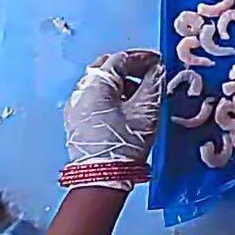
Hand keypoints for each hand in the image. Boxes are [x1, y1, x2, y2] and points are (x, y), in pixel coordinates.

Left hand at [62, 49, 164, 189]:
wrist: (103, 177)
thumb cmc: (126, 140)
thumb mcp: (147, 108)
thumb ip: (154, 82)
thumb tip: (157, 69)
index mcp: (96, 84)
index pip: (120, 59)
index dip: (142, 57)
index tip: (159, 61)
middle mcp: (81, 91)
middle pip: (106, 68)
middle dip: (129, 67)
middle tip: (149, 71)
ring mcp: (75, 106)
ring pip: (99, 83)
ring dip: (121, 81)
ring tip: (141, 90)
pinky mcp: (76, 120)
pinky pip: (94, 97)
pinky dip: (111, 94)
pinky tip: (126, 104)